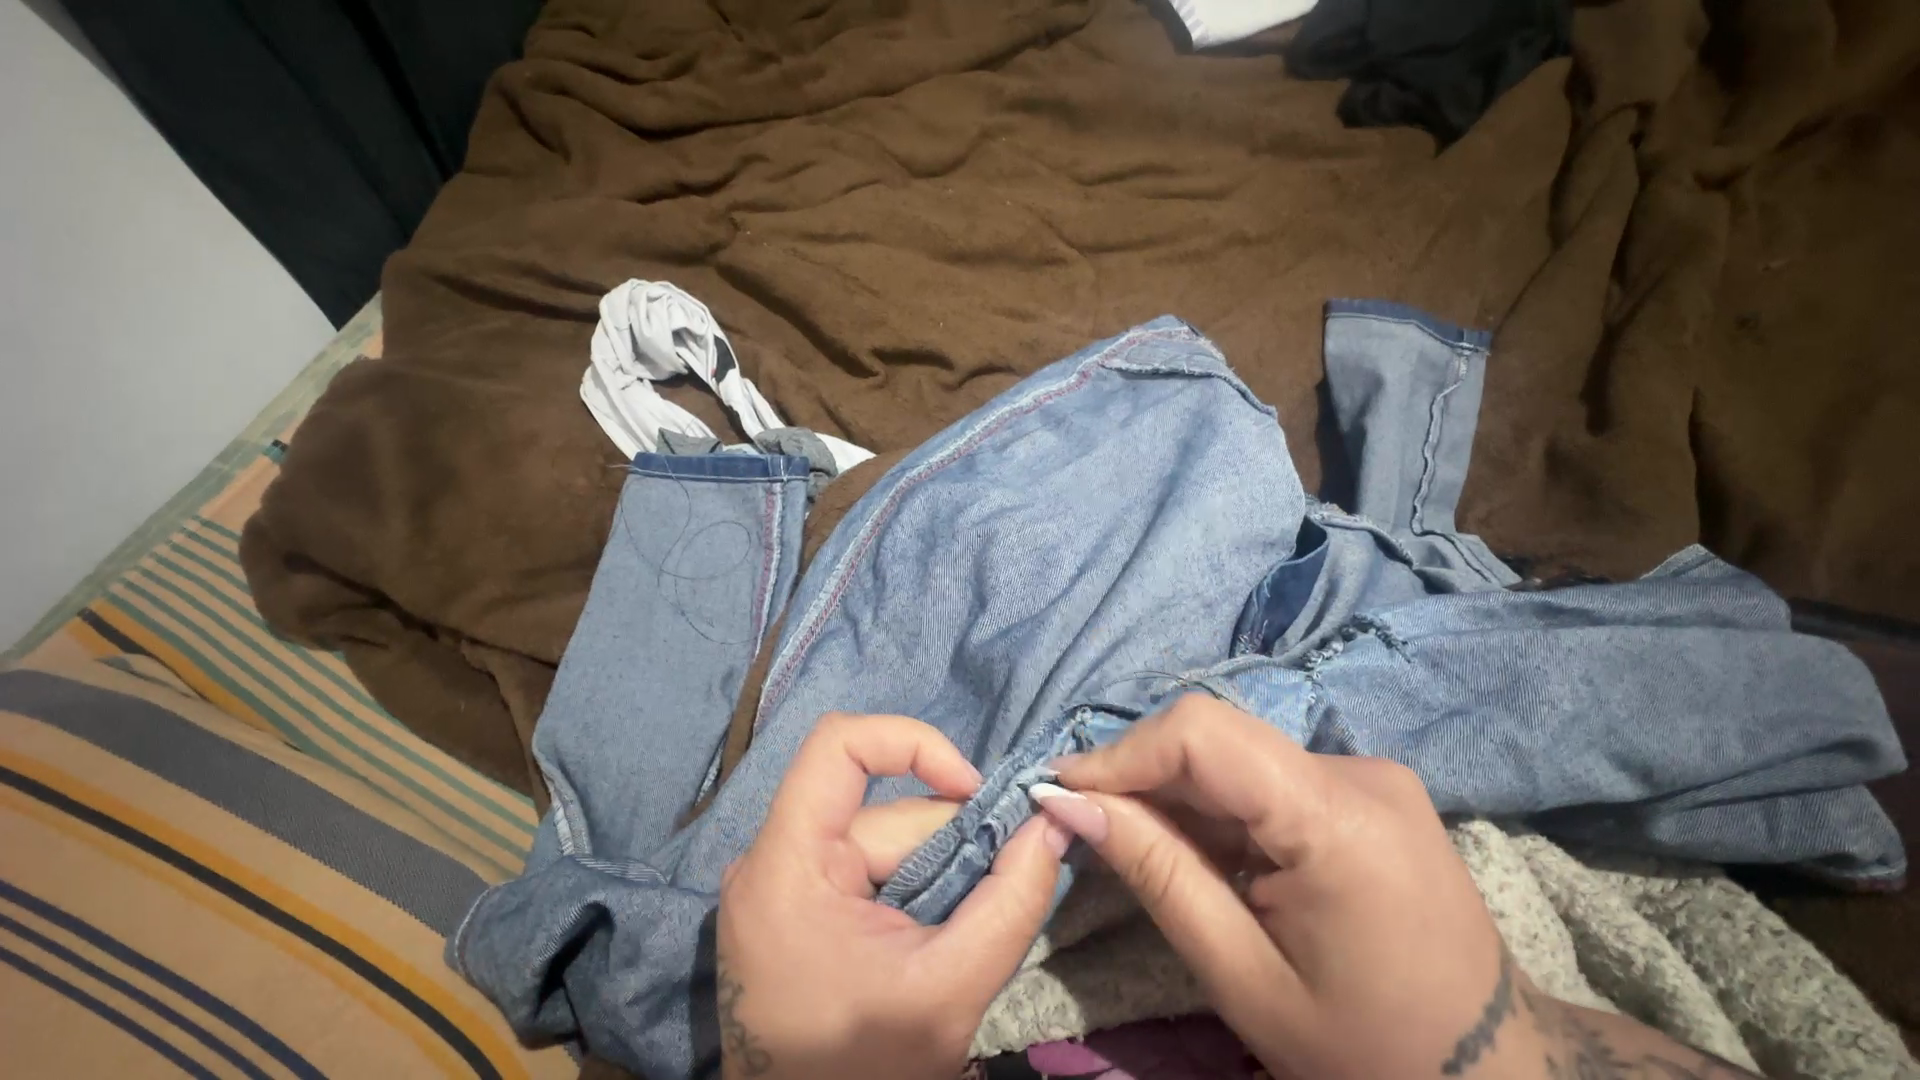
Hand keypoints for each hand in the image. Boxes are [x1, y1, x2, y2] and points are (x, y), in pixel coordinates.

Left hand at [716, 713, 1070, 1079]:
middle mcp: (772, 858)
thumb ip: (1012, 900)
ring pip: (881, 842)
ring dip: (936, 873)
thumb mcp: (950, 990)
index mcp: (787, 865)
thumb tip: (1054, 821)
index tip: (973, 791)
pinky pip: (866, 868)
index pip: (839, 743)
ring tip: (959, 930)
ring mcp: (779, 882)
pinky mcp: (794, 904)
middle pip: (880, 811)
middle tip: (995, 892)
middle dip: (949, 845)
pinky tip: (930, 932)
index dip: (913, 743)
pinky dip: (912, 887)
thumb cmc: (864, 1070)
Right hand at [1039, 695, 1542, 1079]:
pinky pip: (1266, 774)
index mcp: (1339, 819)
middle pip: (1217, 737)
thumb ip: (1155, 872)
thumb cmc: (1364, 1052)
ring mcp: (1370, 773)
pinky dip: (1217, 803)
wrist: (1494, 1077)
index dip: (1121, 752)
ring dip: (1177, 791)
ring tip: (1142, 845)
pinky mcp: (1369, 787)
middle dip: (1141, 774)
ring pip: (1237, 754)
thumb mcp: (1242, 976)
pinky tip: (1204, 852)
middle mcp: (1359, 771)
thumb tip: (1067, 802)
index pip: (1204, 735)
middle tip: (1087, 822)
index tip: (1060, 790)